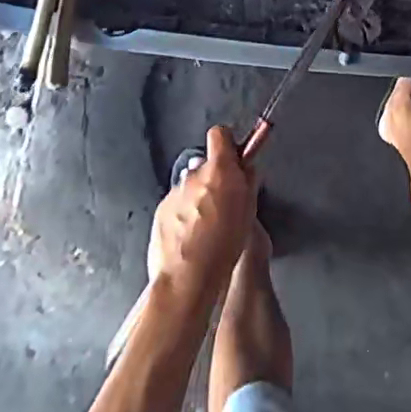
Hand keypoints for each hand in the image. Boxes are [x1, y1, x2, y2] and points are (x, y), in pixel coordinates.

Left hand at [149, 127, 257, 279]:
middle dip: (215, 178)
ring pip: (191, 187)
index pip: (219, 134)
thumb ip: (248, 180)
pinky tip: (194, 236)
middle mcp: (193, 176)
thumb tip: (246, 168)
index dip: (227, 142)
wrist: (187, 277)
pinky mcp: (160, 212)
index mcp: (219, 170)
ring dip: (199, 198)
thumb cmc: (222, 245)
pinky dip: (185, 214)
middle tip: (226, 200)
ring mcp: (174, 194)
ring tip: (209, 224)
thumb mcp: (249, 208)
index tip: (234, 154)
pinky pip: (177, 205)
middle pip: (206, 165)